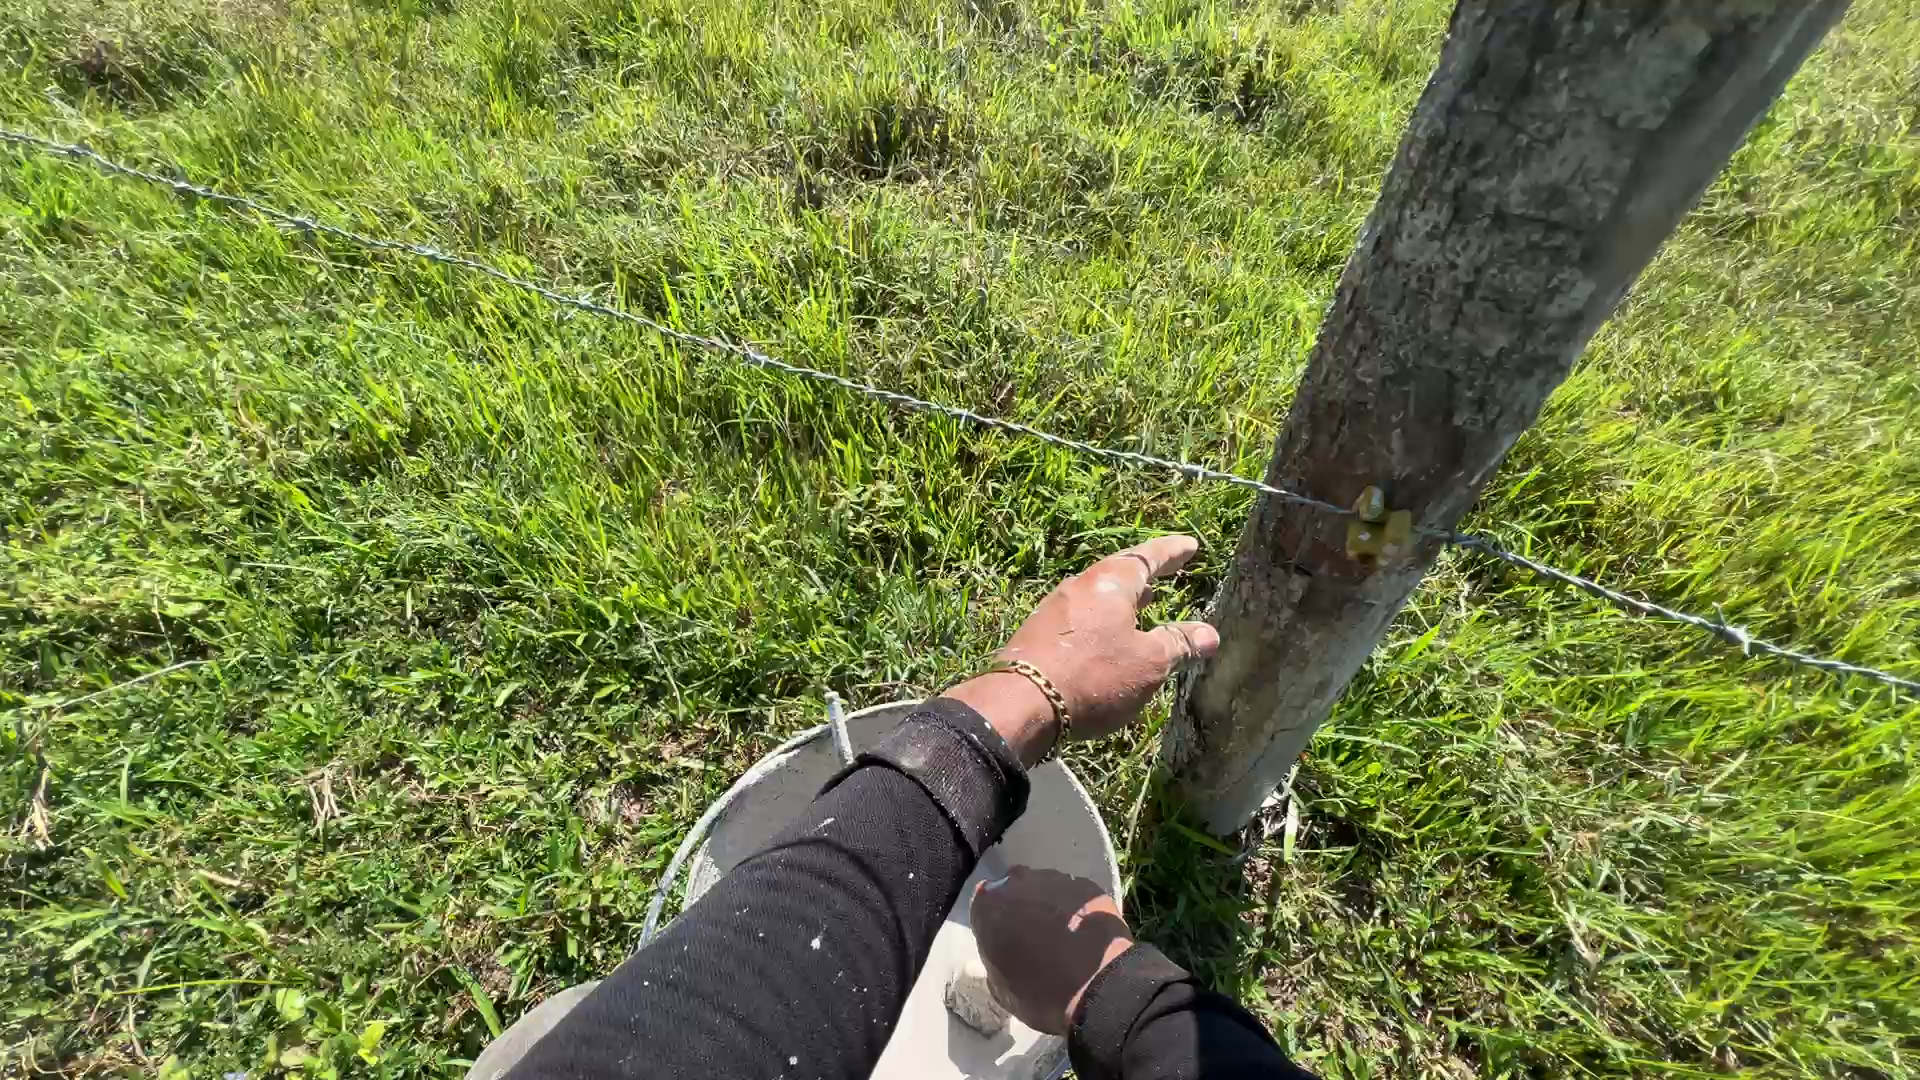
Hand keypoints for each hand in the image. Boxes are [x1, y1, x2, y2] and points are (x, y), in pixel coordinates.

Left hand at [944, 535, 1219, 763]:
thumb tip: (1209, 633)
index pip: (1148, 557)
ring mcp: (1054, 609)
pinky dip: (1103, 619)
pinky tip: (1107, 637)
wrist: (1021, 703)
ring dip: (1123, 598)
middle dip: (1145, 574)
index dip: (1172, 552)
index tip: (1190, 546)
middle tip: (1167, 571)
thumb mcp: (1148, 663)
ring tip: (1145, 602)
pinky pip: (1081, 617)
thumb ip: (1178, 644)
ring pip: (1098, 595)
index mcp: (1109, 582)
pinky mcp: (1038, 634)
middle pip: (1118, 572)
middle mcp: (1078, 587)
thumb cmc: (1094, 675)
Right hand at [970, 867, 1131, 1035]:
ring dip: (1048, 905)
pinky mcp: (1085, 884)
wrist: (1097, 986)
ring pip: (1045, 887)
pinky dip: (1075, 909)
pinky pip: (1074, 894)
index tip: (1004, 939)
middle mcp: (1018, 881)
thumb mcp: (1000, 987)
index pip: (983, 904)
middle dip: (1020, 907)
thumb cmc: (1040, 992)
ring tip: (1062, 936)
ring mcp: (1054, 878)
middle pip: (1014, 889)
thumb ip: (994, 957)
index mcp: (989, 904)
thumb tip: (1001, 950)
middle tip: (1032, 936)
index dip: (994, 921)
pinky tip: (1084, 933)